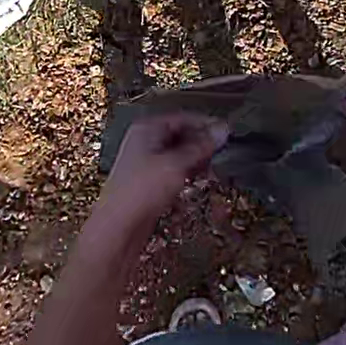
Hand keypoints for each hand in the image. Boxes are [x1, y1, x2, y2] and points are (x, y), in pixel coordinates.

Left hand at [91, 113, 227, 233]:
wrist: (118, 227)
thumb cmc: (139, 191)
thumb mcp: (176, 164)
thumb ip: (201, 147)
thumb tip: (221, 131)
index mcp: (146, 129)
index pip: (182, 117)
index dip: (205, 123)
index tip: (226, 132)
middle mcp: (144, 142)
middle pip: (180, 134)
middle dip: (201, 143)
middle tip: (222, 150)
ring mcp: (145, 162)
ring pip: (178, 154)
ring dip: (196, 159)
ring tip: (213, 166)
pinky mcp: (149, 182)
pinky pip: (173, 171)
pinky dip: (186, 173)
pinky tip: (198, 179)